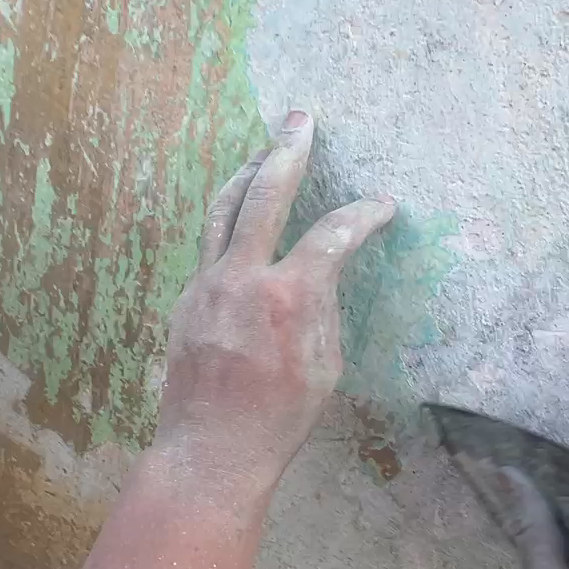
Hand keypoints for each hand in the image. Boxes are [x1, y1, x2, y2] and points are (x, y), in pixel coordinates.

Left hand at [149, 110, 395, 495]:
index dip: (364, 214)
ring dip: (246, 173)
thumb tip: (320, 273)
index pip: (334, 233)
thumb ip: (323, 307)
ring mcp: (207, 282)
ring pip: (224, 209)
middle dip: (288, 149)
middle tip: (300, 119)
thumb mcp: (326, 366)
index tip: (381, 206)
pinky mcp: (187, 296)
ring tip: (262, 150)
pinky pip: (211, 244)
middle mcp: (244, 276)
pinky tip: (242, 219)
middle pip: (265, 192)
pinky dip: (229, 220)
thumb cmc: (279, 419)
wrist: (210, 449)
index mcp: (290, 296)